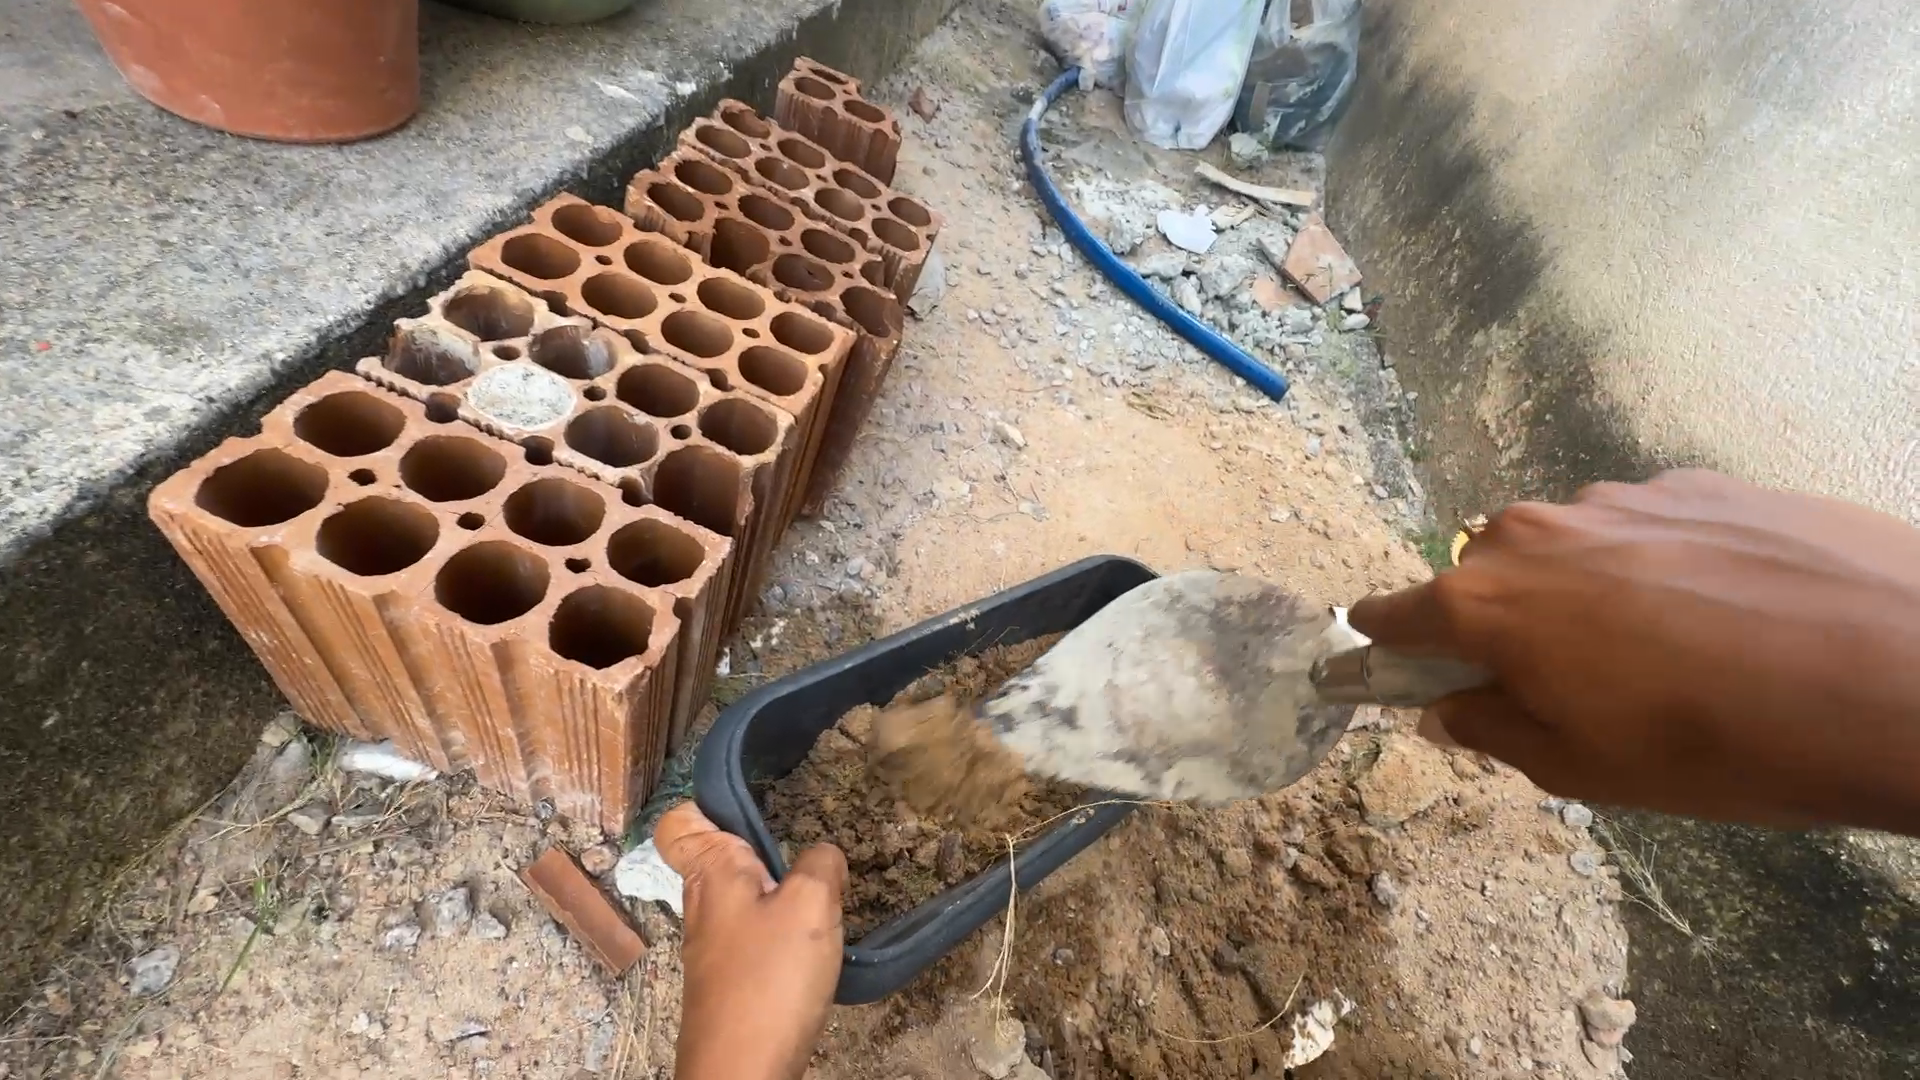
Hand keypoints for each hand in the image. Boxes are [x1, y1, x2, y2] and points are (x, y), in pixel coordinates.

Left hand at [655, 802, 846, 1079]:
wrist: (743, 1079)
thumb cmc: (771, 979)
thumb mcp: (812, 904)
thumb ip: (822, 863)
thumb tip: (822, 856)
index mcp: (712, 873)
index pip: (679, 822)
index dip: (705, 803)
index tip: (751, 799)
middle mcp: (703, 904)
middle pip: (721, 854)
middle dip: (764, 844)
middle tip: (807, 846)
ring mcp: (713, 946)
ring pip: (743, 894)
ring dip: (779, 888)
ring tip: (822, 894)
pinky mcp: (729, 980)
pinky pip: (755, 930)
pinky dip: (782, 926)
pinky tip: (813, 942)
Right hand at [1349, 469, 1919, 832]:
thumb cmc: (1717, 743)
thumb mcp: (1577, 767)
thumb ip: (1485, 728)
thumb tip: (1445, 709)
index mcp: (1479, 604)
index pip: (1387, 612)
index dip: (1386, 642)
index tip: (1401, 661)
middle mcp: (1523, 535)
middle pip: (1475, 577)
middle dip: (1500, 619)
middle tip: (1570, 669)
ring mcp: (1607, 499)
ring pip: (1556, 545)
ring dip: (1575, 584)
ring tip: (1665, 633)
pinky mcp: (1689, 481)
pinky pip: (1634, 522)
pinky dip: (1650, 556)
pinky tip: (1722, 597)